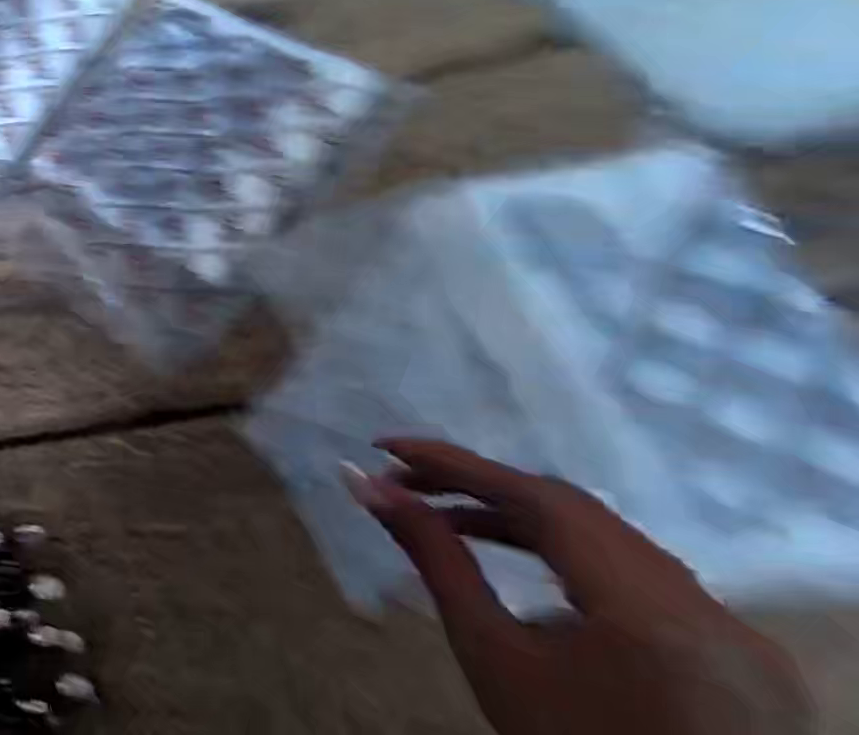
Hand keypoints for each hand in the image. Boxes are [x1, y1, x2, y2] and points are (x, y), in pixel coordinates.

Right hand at [346, 438, 810, 734]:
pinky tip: (512, 548)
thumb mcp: (487, 648)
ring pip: (602, 535)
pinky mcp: (730, 643)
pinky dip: (561, 546)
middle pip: (573, 511)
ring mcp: (731, 627)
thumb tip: (363, 485)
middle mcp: (708, 608)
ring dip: (516, 513)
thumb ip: (432, 556)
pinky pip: (630, 566)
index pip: (543, 501)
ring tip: (443, 514)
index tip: (385, 446)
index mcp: (652, 613)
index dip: (458, 464)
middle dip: (480, 485)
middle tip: (403, 480)